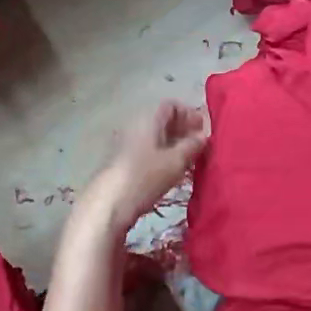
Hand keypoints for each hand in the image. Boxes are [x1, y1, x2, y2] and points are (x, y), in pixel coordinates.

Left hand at [75, 102, 208, 234]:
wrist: (107, 205)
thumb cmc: (144, 176)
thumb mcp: (176, 161)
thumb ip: (192, 145)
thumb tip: (203, 136)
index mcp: (148, 118)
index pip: (171, 105)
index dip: (190, 113)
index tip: (203, 129)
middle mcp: (134, 125)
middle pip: (162, 120)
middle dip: (183, 130)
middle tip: (200, 145)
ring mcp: (125, 143)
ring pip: (154, 137)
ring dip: (173, 144)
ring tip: (188, 161)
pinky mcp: (120, 161)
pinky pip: (146, 150)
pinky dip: (161, 155)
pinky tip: (170, 172)